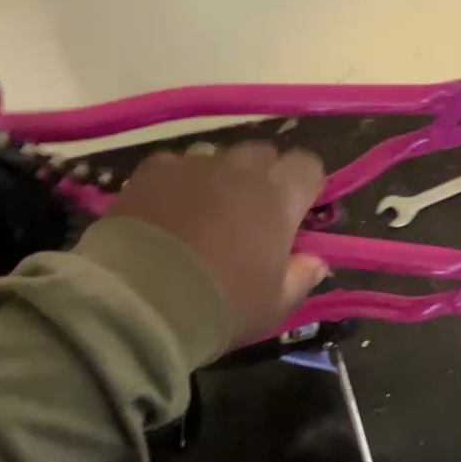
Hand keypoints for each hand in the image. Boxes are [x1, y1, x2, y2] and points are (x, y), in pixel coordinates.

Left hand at [110, 142, 329, 347]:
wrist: (145, 299)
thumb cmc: (223, 304)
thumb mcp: (273, 305)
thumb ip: (300, 278)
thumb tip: (316, 261)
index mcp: (278, 195)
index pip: (307, 167)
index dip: (306, 188)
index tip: (297, 215)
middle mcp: (238, 166)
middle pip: (262, 156)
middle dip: (262, 181)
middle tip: (250, 220)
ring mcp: (191, 165)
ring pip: (216, 159)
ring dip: (219, 181)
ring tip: (203, 219)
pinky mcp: (150, 171)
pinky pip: (174, 168)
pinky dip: (177, 186)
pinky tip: (166, 218)